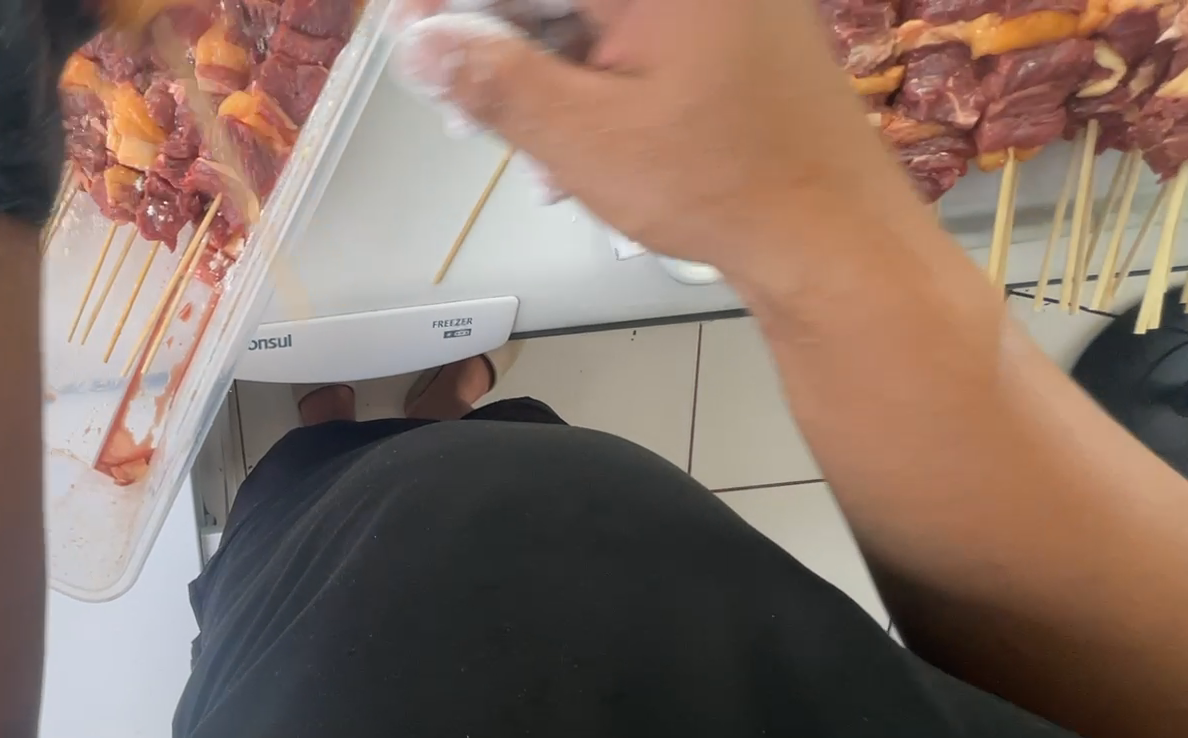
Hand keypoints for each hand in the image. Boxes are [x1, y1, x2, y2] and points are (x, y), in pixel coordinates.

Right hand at [391, 0, 922, 274]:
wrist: (818, 224)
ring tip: (528, 159)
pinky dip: (586, 90)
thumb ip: (496, 83)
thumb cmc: (704, 180)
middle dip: (499, 48)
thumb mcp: (581, 136)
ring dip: (539, 82)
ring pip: (587, 22)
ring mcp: (709, 1)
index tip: (410, 35)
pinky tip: (572, 155)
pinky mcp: (718, 31)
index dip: (458, 6)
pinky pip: (626, 43)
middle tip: (461, 118)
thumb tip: (422, 43)